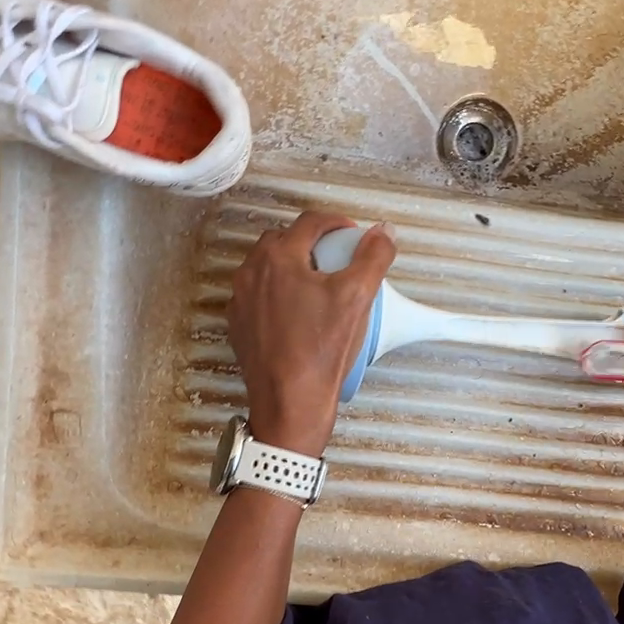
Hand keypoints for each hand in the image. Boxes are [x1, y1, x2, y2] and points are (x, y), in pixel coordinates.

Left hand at [227, 212, 394, 455]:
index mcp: (279, 257)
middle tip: (337, 259)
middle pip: (284, 241)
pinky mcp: (239, 325)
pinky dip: (278, 294)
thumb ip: (374, 257)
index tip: (352, 234)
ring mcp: (241, 300)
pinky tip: (299, 313)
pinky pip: (258, 296)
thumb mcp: (358, 297)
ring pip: (268, 268)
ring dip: (292, 266)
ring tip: (319, 285)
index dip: (336, 222)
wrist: (290, 401)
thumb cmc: (321, 350)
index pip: (311, 222)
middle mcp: (252, 273)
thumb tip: (384, 232)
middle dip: (311, 243)